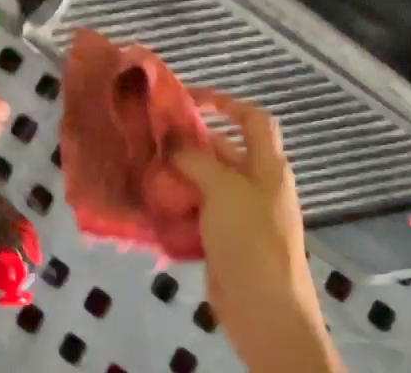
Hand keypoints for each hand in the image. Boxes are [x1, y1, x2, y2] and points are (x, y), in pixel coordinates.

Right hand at [174, 95, 342, 370]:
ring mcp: (240, 214)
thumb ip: (194, 158)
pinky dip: (176, 203)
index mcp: (267, 166)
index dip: (224, 102)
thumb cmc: (251, 238)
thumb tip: (170, 137)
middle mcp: (256, 185)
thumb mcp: (222, 189)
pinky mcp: (224, 239)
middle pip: (221, 150)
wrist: (265, 311)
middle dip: (187, 142)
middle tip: (149, 135)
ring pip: (204, 181)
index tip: (187, 99)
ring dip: (176, 173)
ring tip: (143, 166)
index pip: (252, 119)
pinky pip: (197, 210)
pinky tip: (150, 201)